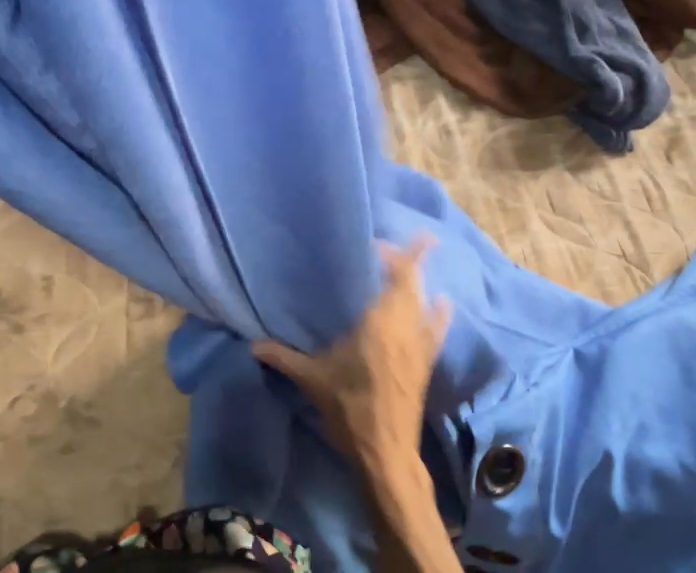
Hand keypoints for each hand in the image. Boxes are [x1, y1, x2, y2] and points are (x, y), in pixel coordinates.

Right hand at [253, 235, 451, 471]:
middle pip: (413, 282)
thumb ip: (284, 357)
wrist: (385, 451)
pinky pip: (436, 329)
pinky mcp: (426, 364)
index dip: (392, 255)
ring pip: (425, 301)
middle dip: (409, 260)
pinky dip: (439, 313)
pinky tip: (443, 303)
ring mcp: (419, 345)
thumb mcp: (313, 380)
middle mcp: (405, 326)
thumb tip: (252, 344)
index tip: (375, 244)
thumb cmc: (350, 408)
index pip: (395, 275)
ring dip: (420, 282)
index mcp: (379, 321)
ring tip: (414, 265)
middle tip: (392, 247)